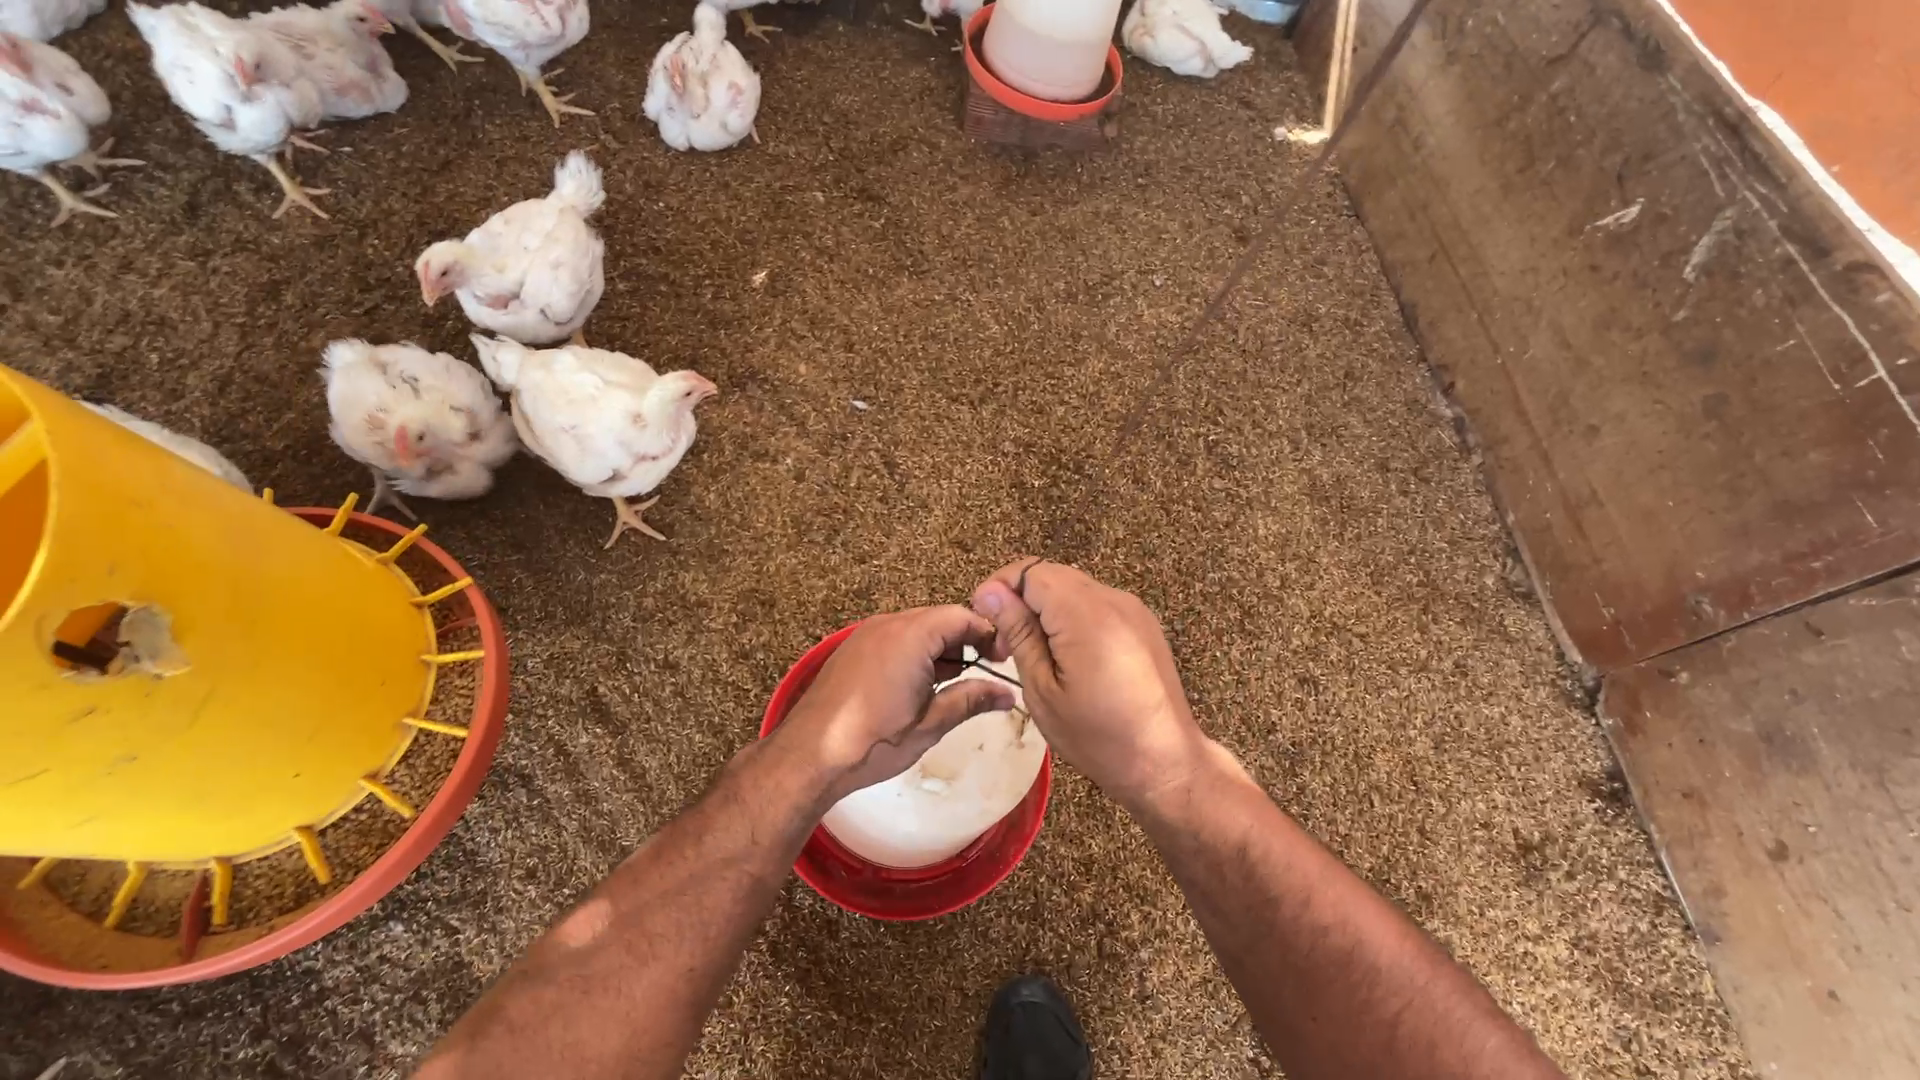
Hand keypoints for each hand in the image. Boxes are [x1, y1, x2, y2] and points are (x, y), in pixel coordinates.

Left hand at [776, 606, 1017, 805]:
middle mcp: (888, 625)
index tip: (1005, 659)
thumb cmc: (874, 740)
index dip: (989, 633)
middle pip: (940, 619)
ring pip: (917, 629)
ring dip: (942, 649)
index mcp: (911, 635)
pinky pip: (896, 639)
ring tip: (960, 682)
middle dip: (967, 641)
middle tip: (989, 670)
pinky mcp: (853, 650)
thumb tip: (1008, 695)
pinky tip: (924, 684)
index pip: (962, 616)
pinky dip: (917, 653)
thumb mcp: (931, 723)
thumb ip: (971, 700)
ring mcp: (867, 635)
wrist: (809, 755)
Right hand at [971, 559, 1208, 808]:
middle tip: (1004, 646)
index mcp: (1085, 613)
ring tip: (1035, 655)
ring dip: (1046, 610)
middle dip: (1021, 599)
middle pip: (1052, 575)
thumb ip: (1018, 632)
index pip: (1030, 571)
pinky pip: (1096, 604)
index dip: (1000, 589)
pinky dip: (1073, 618)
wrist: (1165, 762)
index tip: (986, 625)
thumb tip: (990, 592)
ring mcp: (1133, 609)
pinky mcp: (1143, 623)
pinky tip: (1069, 657)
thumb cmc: (1096, 736)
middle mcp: (1112, 599)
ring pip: (1074, 588)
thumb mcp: (1043, 689)